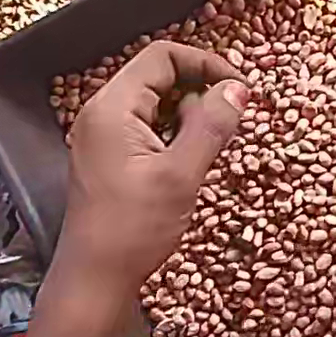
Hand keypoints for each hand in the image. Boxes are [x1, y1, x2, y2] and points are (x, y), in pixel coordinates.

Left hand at [57, 41, 250, 299]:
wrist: (95, 280)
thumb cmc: (134, 229)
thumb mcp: (181, 175)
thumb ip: (212, 126)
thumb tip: (239, 88)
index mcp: (113, 107)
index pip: (163, 56)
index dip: (207, 64)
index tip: (240, 89)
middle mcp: (104, 112)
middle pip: (161, 77)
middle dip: (201, 92)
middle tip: (231, 123)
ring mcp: (106, 135)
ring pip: (159, 104)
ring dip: (192, 117)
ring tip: (208, 152)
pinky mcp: (113, 156)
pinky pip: (152, 128)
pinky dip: (177, 136)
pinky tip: (190, 164)